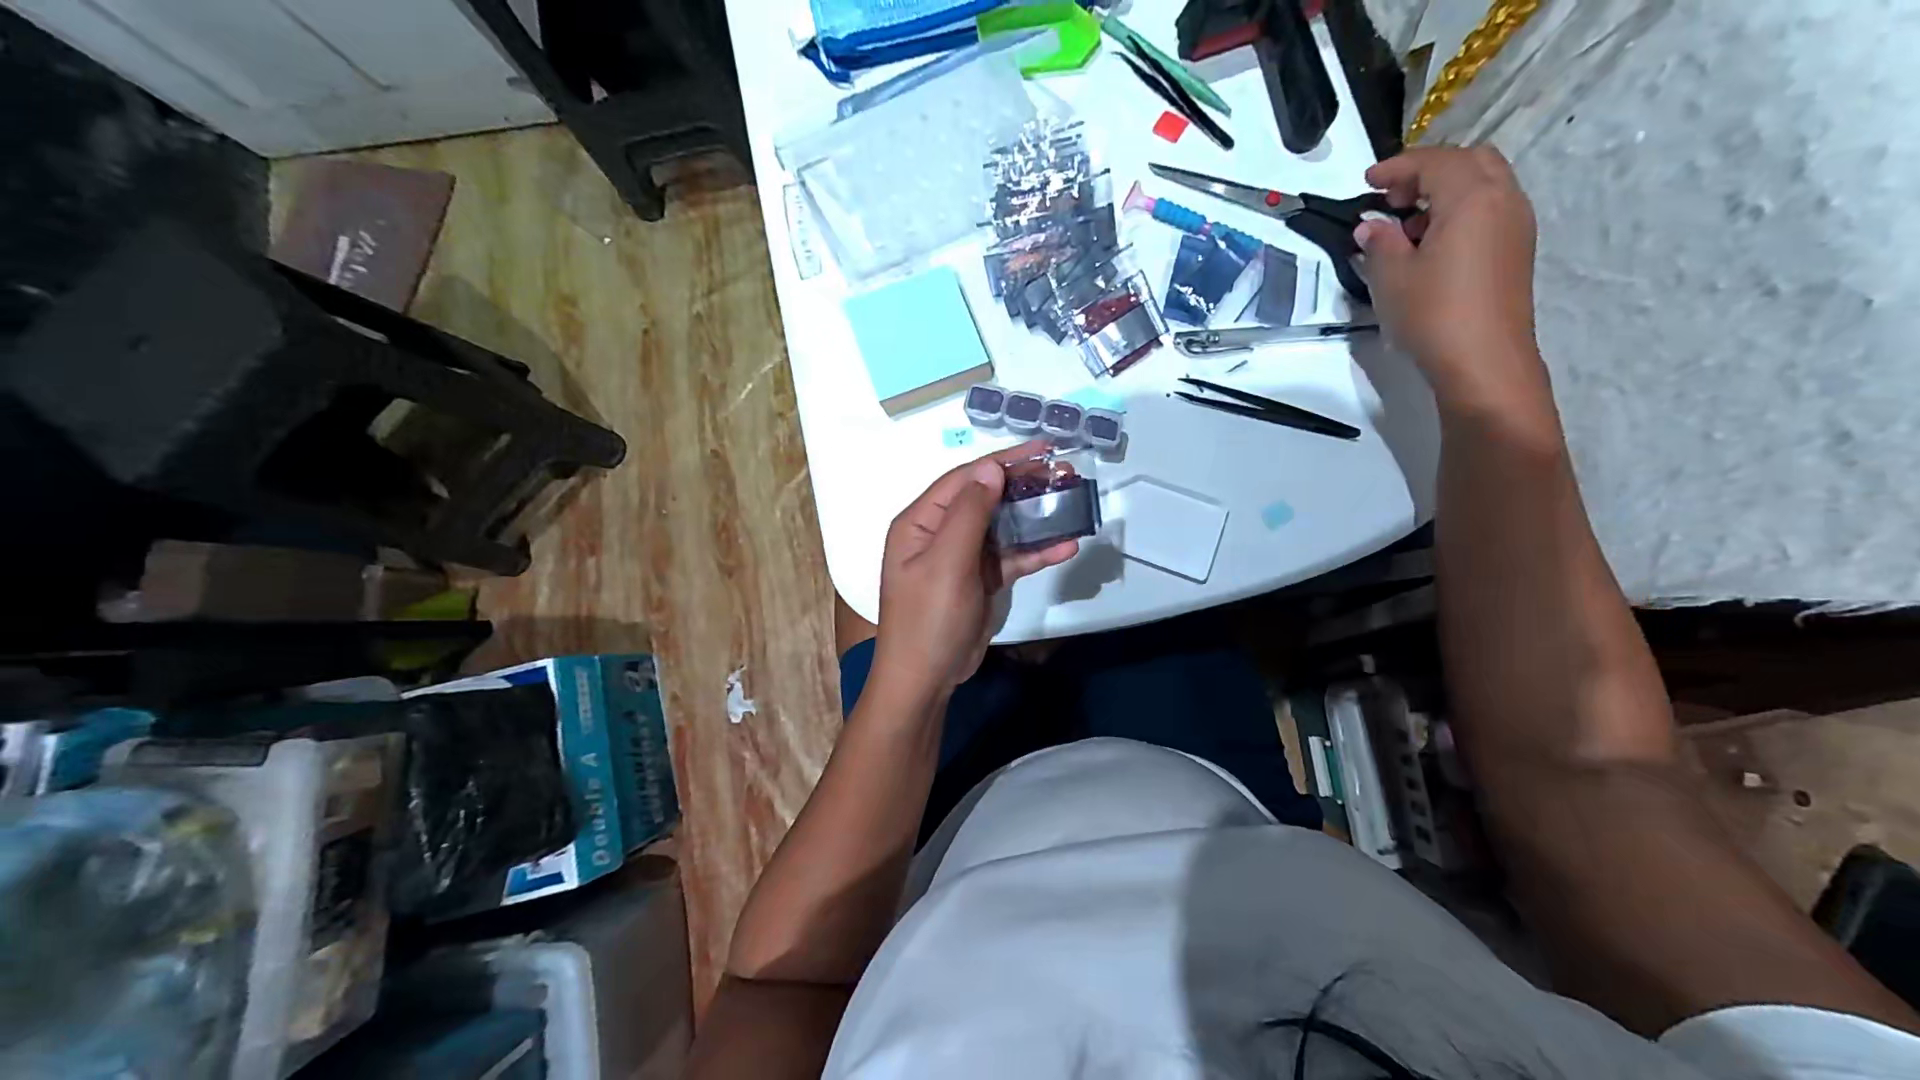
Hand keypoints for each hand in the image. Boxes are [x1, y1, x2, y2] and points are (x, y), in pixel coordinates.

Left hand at [870, 441, 1078, 704]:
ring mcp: (961, 557)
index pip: (965, 479)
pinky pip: (1011, 558)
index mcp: (921, 521)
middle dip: (1024, 485)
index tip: (1042, 448)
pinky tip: (1066, 545)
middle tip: (1065, 474)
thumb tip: (991, 468)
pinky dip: (1036, 551)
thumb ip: (968, 513)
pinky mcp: (980, 580)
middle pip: (987, 498)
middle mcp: (939, 533)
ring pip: (1003, 527)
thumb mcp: (946, 562)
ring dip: (1035, 516)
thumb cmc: (928, 619)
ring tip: (1072, 502)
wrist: (926, 680)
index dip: (1003, 461)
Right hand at [1354, 146, 1553, 423]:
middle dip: (1428, 171)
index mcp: (1472, 197)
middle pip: (1469, 162)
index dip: (1398, 167)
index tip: (1368, 182)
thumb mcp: (1392, 277)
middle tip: (1392, 199)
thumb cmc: (1433, 314)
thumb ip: (1380, 242)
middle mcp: (1503, 199)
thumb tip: (1371, 226)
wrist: (1483, 360)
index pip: (1434, 162)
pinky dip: (1460, 211)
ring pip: (1483, 184)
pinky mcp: (1516, 250)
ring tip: (1408, 226)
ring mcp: (1516, 224)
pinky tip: (1432, 245)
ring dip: (1445, 192)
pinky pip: (1489, 210)